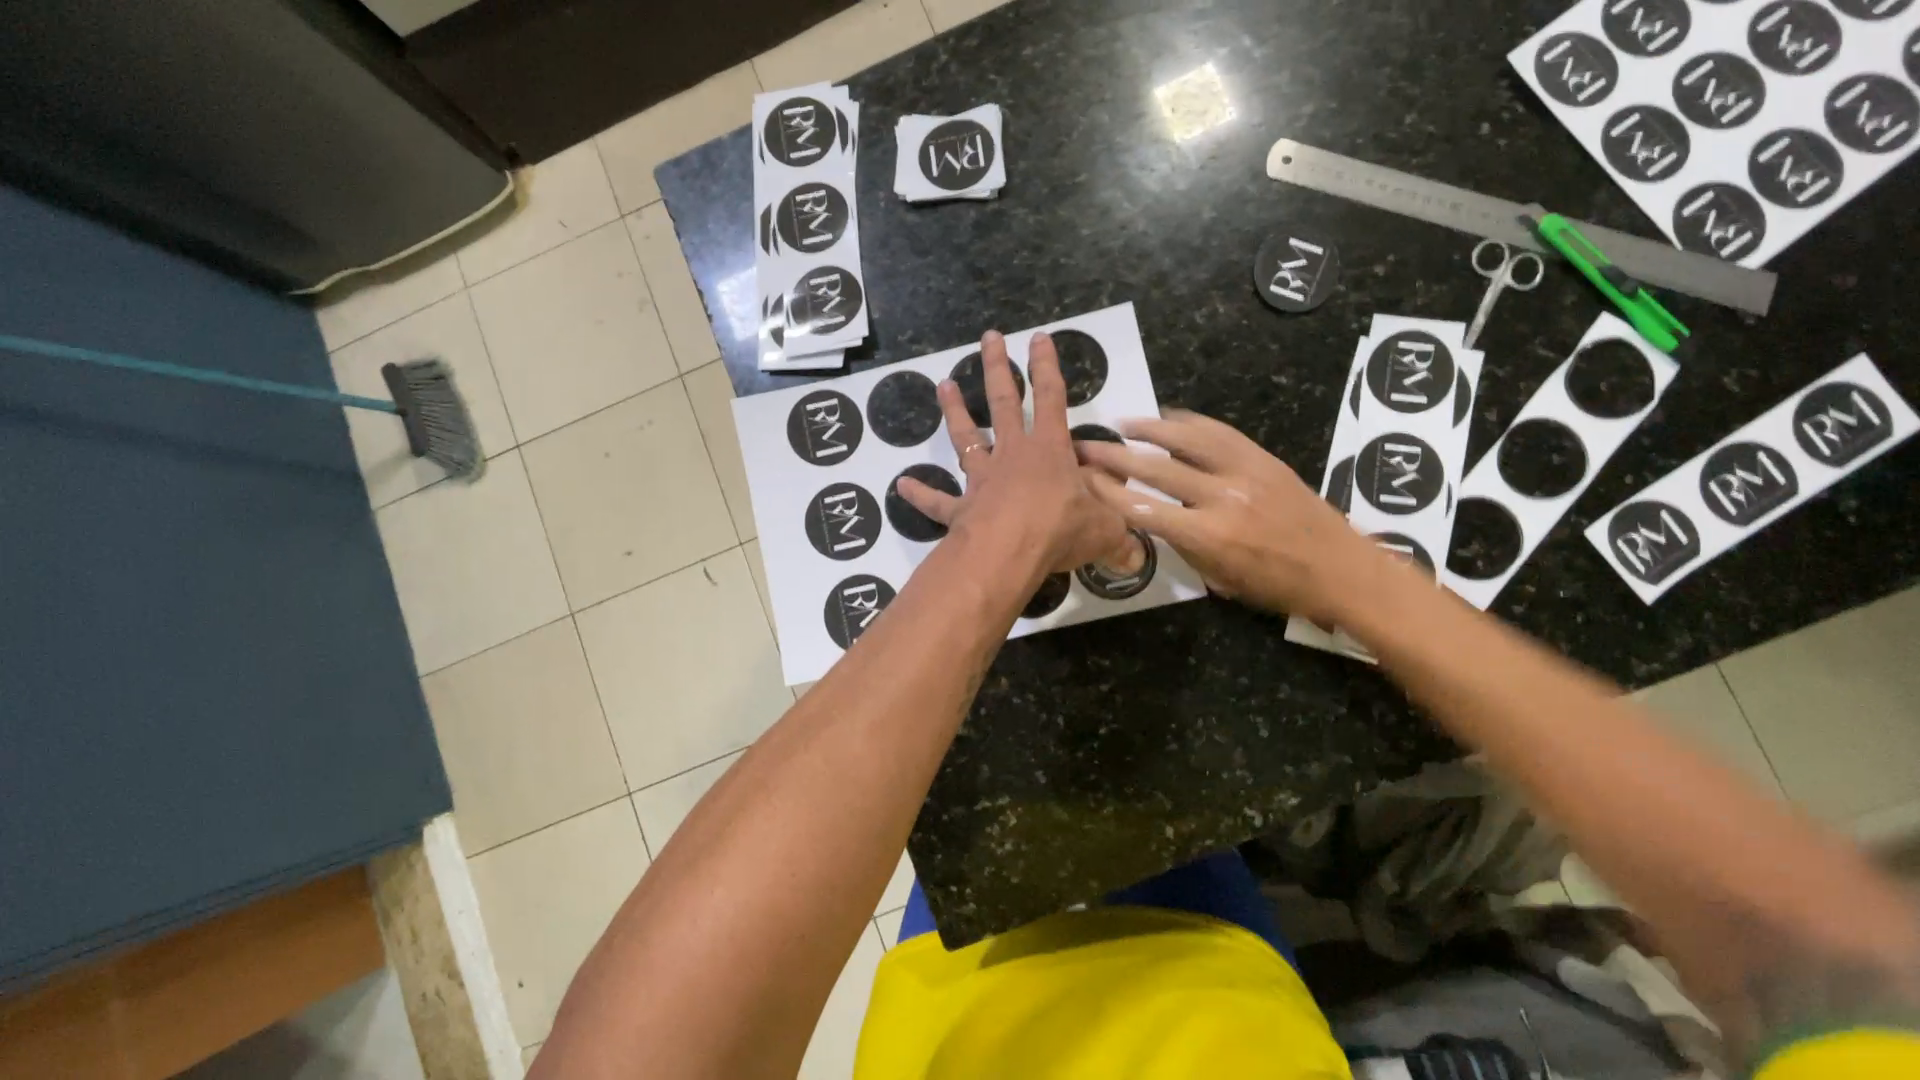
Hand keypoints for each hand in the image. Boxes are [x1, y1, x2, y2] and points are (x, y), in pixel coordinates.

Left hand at [896, 330, 1134, 576]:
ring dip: (954, 411)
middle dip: (998, 367)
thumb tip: (1133, 551)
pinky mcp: (960, 510)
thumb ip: (1116, 534)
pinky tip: (902, 485)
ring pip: (966, 438)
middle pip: (1003, 402)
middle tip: (989, 337)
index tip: (1039, 337)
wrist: (1008, 552)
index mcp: (1049, 450)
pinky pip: (938, 500)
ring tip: (943, 384)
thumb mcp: (1104, 530)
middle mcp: (1013, 455)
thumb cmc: (1059, 530)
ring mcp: (982, 480)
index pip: (1051, 399)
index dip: (1047, 367)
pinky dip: (920, 494)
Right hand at [1076, 410, 1388, 620]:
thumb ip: (1184, 546)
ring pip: (1187, 438)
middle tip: (1086, 445)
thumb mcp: (1220, 579)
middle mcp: (1222, 496)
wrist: (1340, 568)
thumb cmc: (1278, 586)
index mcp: (1209, 535)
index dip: (1108, 491)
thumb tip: (1155, 520)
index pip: (1143, 507)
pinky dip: (1190, 423)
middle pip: (1156, 468)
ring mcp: (1245, 470)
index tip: (1083, 478)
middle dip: (1115, 456)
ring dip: (1150, 428)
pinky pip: (1220, 432)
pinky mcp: (1262, 457)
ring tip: (1123, 423)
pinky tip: (1170, 419)